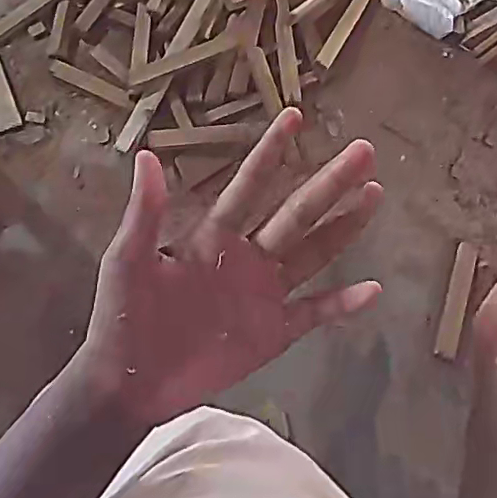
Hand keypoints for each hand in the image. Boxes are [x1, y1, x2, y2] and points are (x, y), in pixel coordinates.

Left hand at [73, 108, 383, 426]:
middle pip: (296, 212)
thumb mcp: (128, 259)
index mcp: (213, 235)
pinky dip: (343, 304)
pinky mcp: (272, 333)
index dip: (272, 150)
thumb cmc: (123, 315)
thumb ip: (144, 212)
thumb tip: (146, 155)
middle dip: (329, 182)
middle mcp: (246, 257)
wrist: (130, 382)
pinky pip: (314, 314)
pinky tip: (373, 289)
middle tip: (363, 150)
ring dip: (344, 227)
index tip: (295, 116)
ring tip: (374, 194)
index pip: (250, 184)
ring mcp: (263, 294)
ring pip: (313, 253)